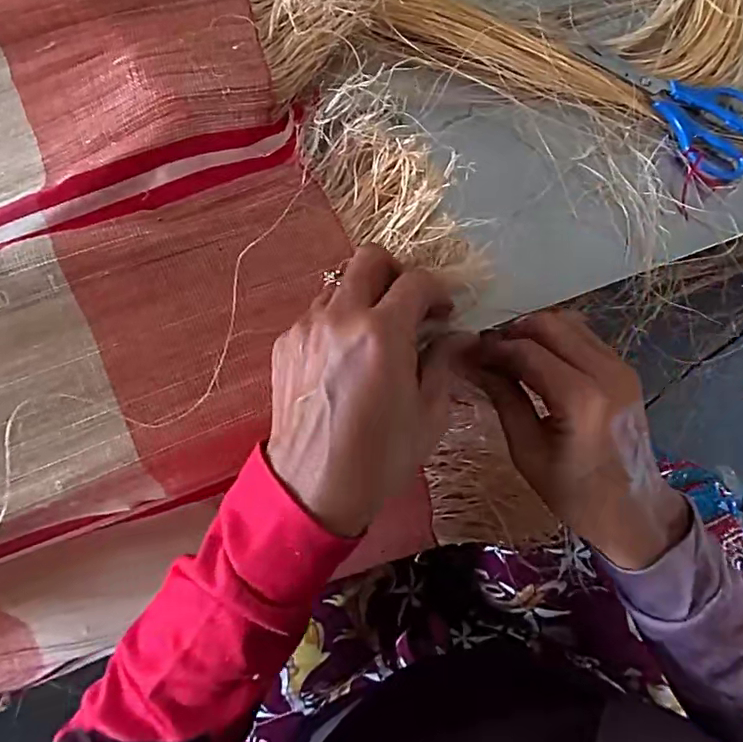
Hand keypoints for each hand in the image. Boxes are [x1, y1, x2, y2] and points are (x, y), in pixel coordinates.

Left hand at [266, 245, 474, 536]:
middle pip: (369, 258)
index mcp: (381, 333)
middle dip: (396, 272)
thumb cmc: (380, 456)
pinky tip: (343, 358)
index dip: (437, 290)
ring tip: (373, 334)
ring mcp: (306, 326)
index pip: (415, 280)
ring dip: (362, 297)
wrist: (313, 483)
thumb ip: (444, 362)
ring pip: (338, 284)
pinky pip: (316, 313)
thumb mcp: (429, 413)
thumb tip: (456, 335)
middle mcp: (340, 317)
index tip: (442, 311)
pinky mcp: (286, 341)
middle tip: (407, 304)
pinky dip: (336, 321)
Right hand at [477, 310, 691, 569]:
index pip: (524, 350)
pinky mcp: (624, 370)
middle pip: (547, 324)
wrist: (638, 514)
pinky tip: (536, 360)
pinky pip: (582, 335)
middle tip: (487, 352)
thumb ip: (502, 397)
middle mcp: (606, 374)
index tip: (468, 354)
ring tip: (509, 354)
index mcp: (581, 399)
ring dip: (532, 331)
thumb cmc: (576, 493)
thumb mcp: (526, 450)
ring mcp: (620, 369)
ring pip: (566, 322)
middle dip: (511, 332)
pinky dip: (554, 338)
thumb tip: (471, 362)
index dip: (491, 347)